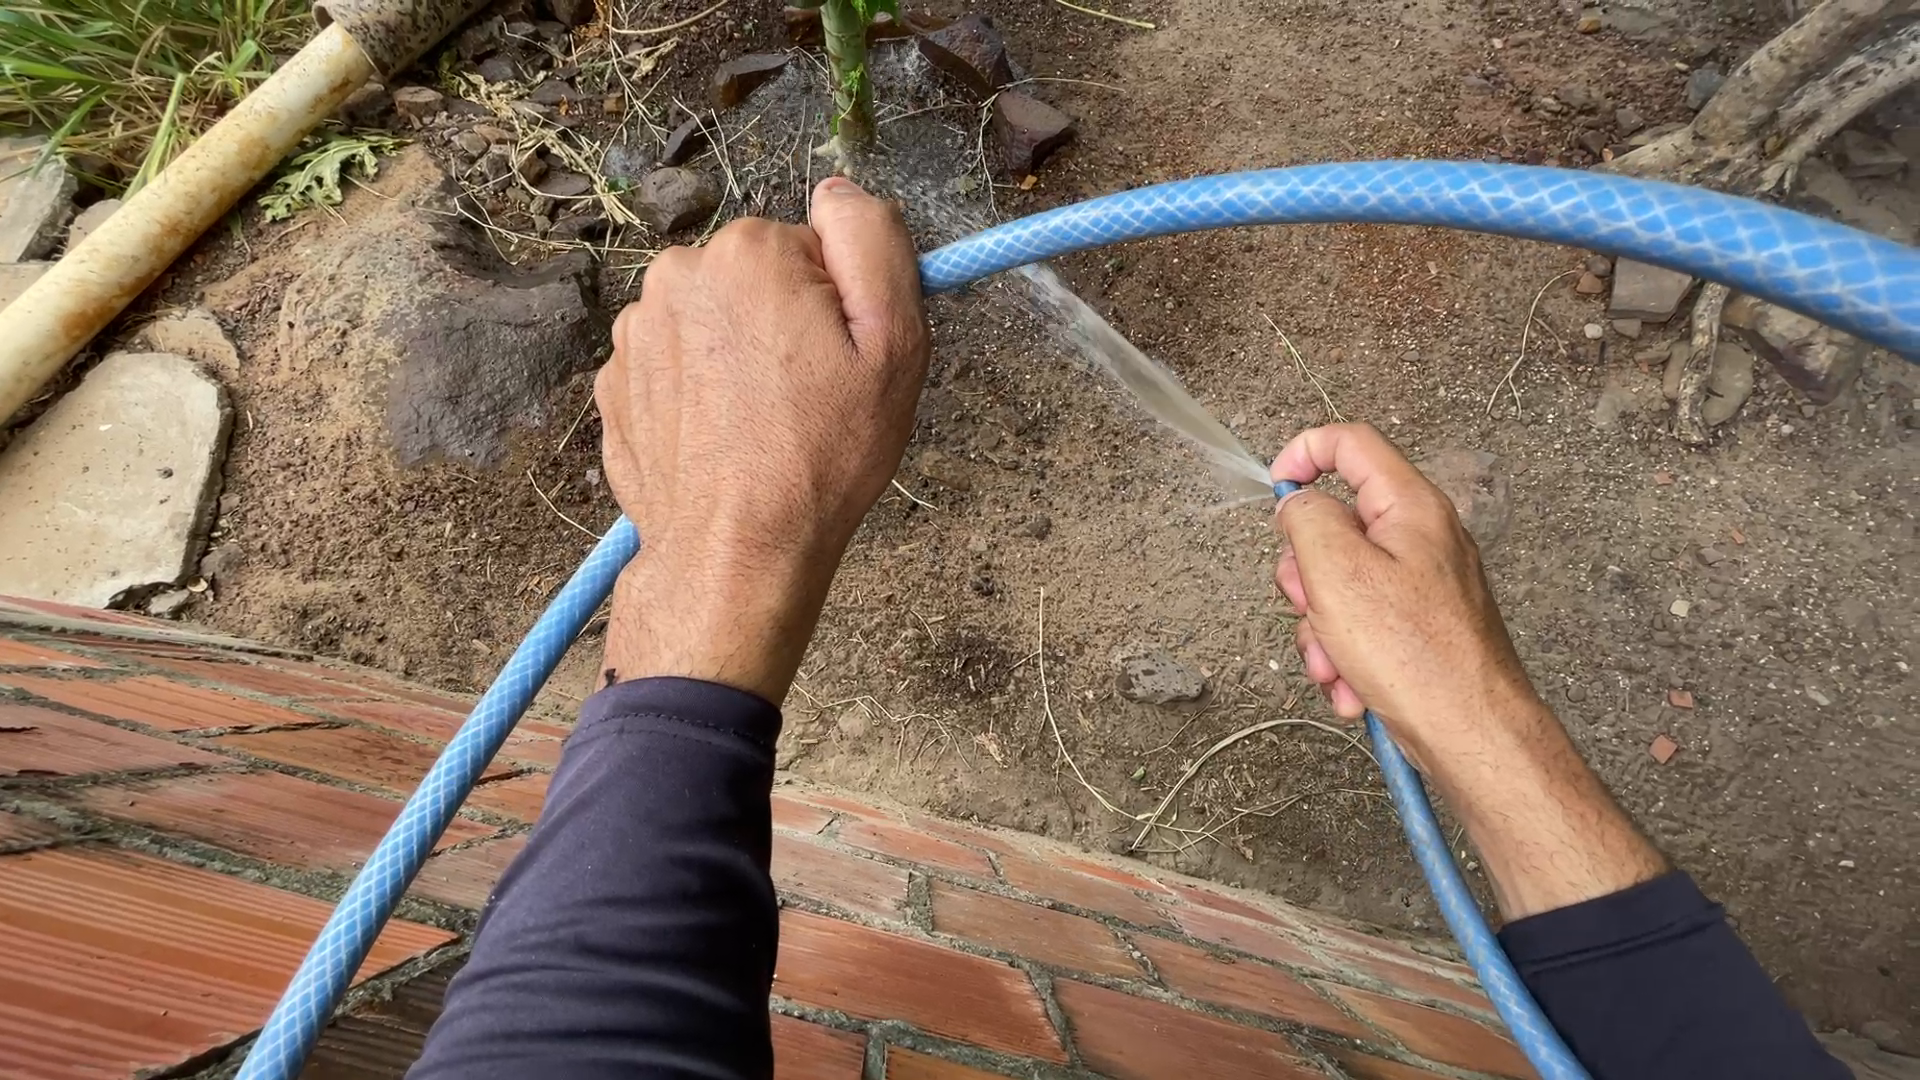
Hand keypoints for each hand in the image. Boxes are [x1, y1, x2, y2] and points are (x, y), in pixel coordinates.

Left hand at [596, 178, 928, 703]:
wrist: (737, 552)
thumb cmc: (823, 457)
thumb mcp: (894, 347)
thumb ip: (876, 244)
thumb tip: (838, 192)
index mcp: (748, 254)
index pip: (812, 250)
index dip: (838, 308)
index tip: (842, 363)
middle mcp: (676, 276)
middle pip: (759, 283)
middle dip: (788, 328)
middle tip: (809, 400)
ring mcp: (635, 334)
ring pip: (716, 326)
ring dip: (743, 362)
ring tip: (765, 429)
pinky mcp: (614, 385)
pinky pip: (678, 369)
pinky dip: (703, 395)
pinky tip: (725, 443)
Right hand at [1271, 424, 1664, 917]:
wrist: (1471, 734)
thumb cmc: (1413, 654)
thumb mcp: (1337, 572)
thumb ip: (1307, 520)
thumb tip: (1296, 504)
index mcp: (1409, 508)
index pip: (1350, 443)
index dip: (1303, 452)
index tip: (1274, 485)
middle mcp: (1419, 536)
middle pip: (1333, 522)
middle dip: (1304, 571)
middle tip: (1309, 602)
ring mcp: (1418, 581)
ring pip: (1336, 579)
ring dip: (1319, 625)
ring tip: (1334, 663)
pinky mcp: (1414, 621)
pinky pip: (1356, 619)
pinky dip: (1341, 650)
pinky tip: (1351, 684)